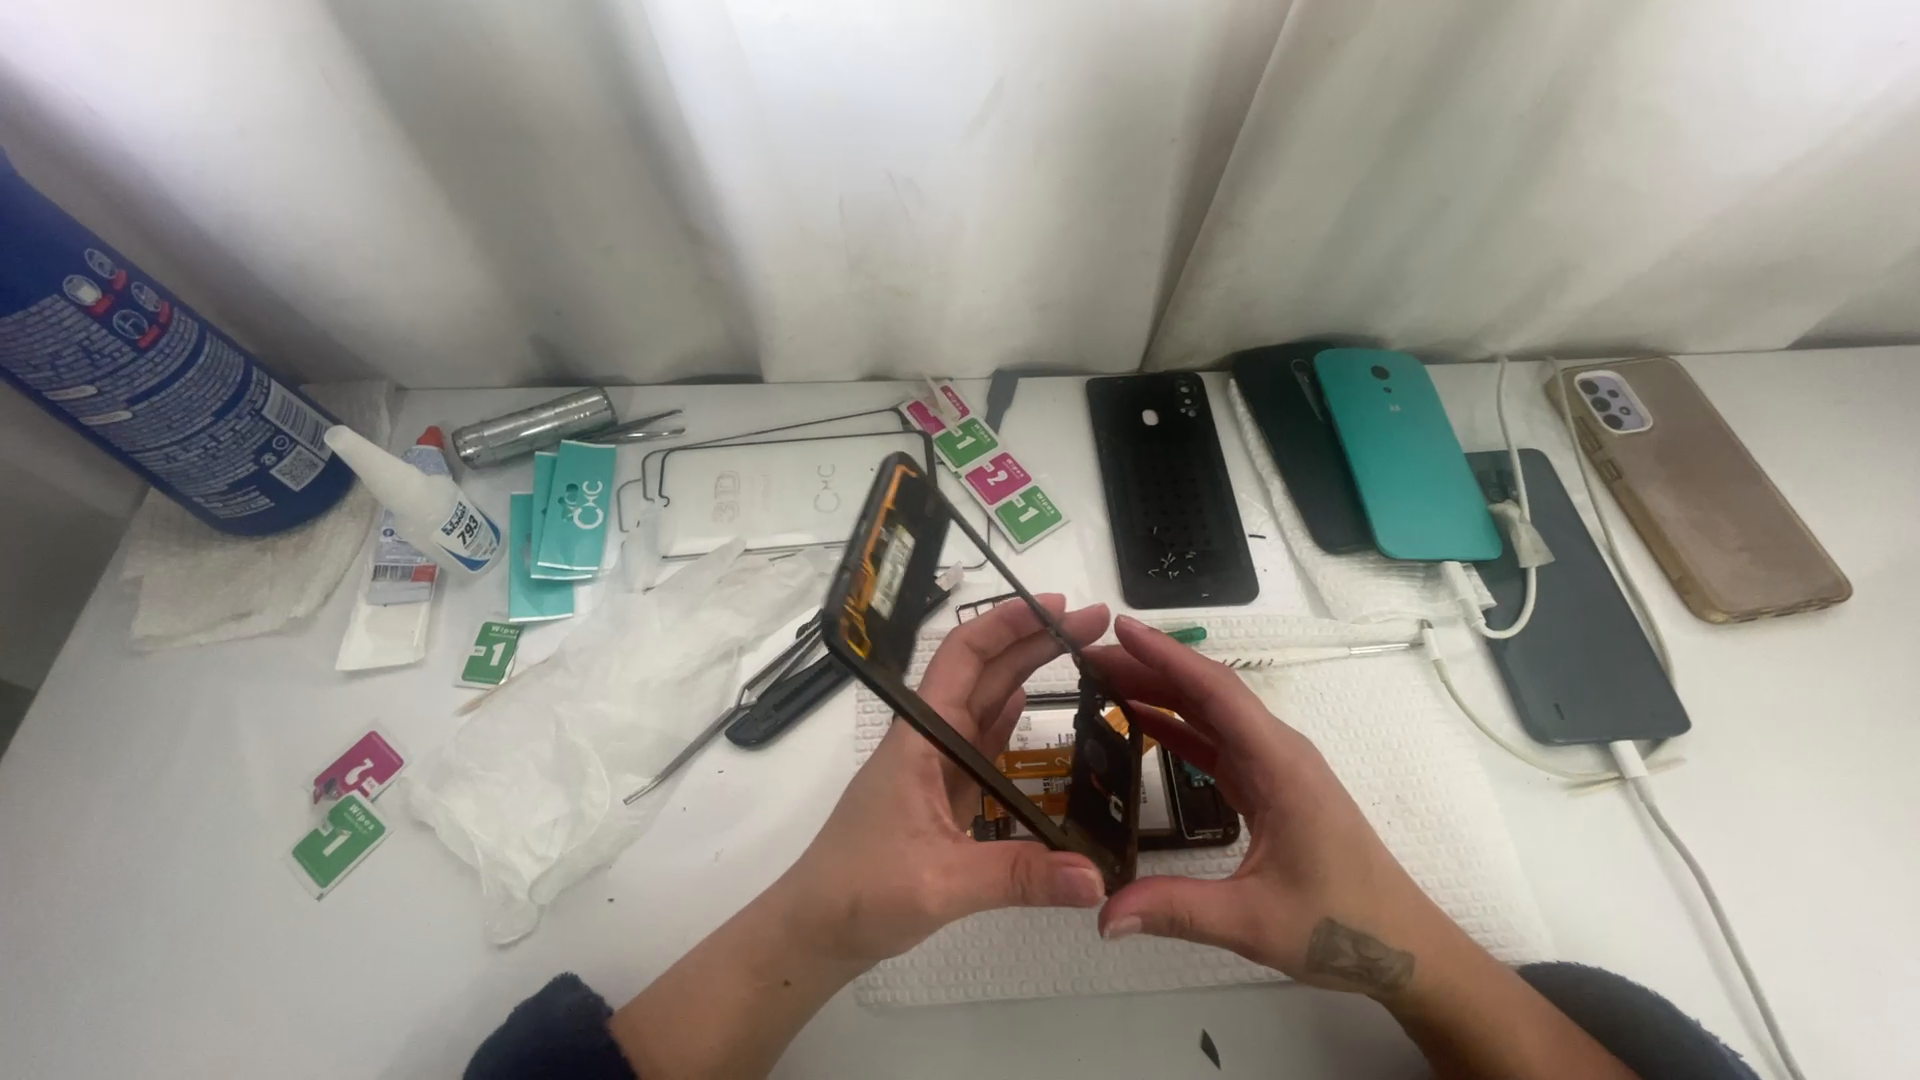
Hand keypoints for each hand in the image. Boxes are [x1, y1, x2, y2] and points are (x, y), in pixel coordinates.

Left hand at [775, 594, 1112, 966]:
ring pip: (985, 702)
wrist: (816, 927)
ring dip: (1027, 672)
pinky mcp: (942, 794)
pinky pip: (982, 743)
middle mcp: (929, 740)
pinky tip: (1031, 707)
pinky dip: (1009, 718)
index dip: (1008, 622)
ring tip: (1078, 655)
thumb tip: (1095, 877)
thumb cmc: (859, 891)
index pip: (964, 657)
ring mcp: (936, 766)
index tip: (1056, 606)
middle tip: (1093, 625)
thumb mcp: (940, 883)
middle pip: (984, 672)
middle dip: (1035, 641)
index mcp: (921, 737)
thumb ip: (1018, 877)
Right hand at [1088, 616, 1462, 996]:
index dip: (1168, 656)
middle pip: (1207, 692)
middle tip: (1092, 657)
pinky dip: (1176, 725)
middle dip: (1150, 667)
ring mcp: (1273, 766)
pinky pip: (1215, 741)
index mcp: (1280, 764)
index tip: (1122, 629)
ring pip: (1210, 712)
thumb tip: (1103, 915)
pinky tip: (1141, 721)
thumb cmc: (1342, 926)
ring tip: (1106, 680)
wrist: (1403, 948)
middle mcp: (1276, 751)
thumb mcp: (1253, 921)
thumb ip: (1175, 910)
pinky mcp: (1267, 784)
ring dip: (1160, 691)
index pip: (1216, 692)